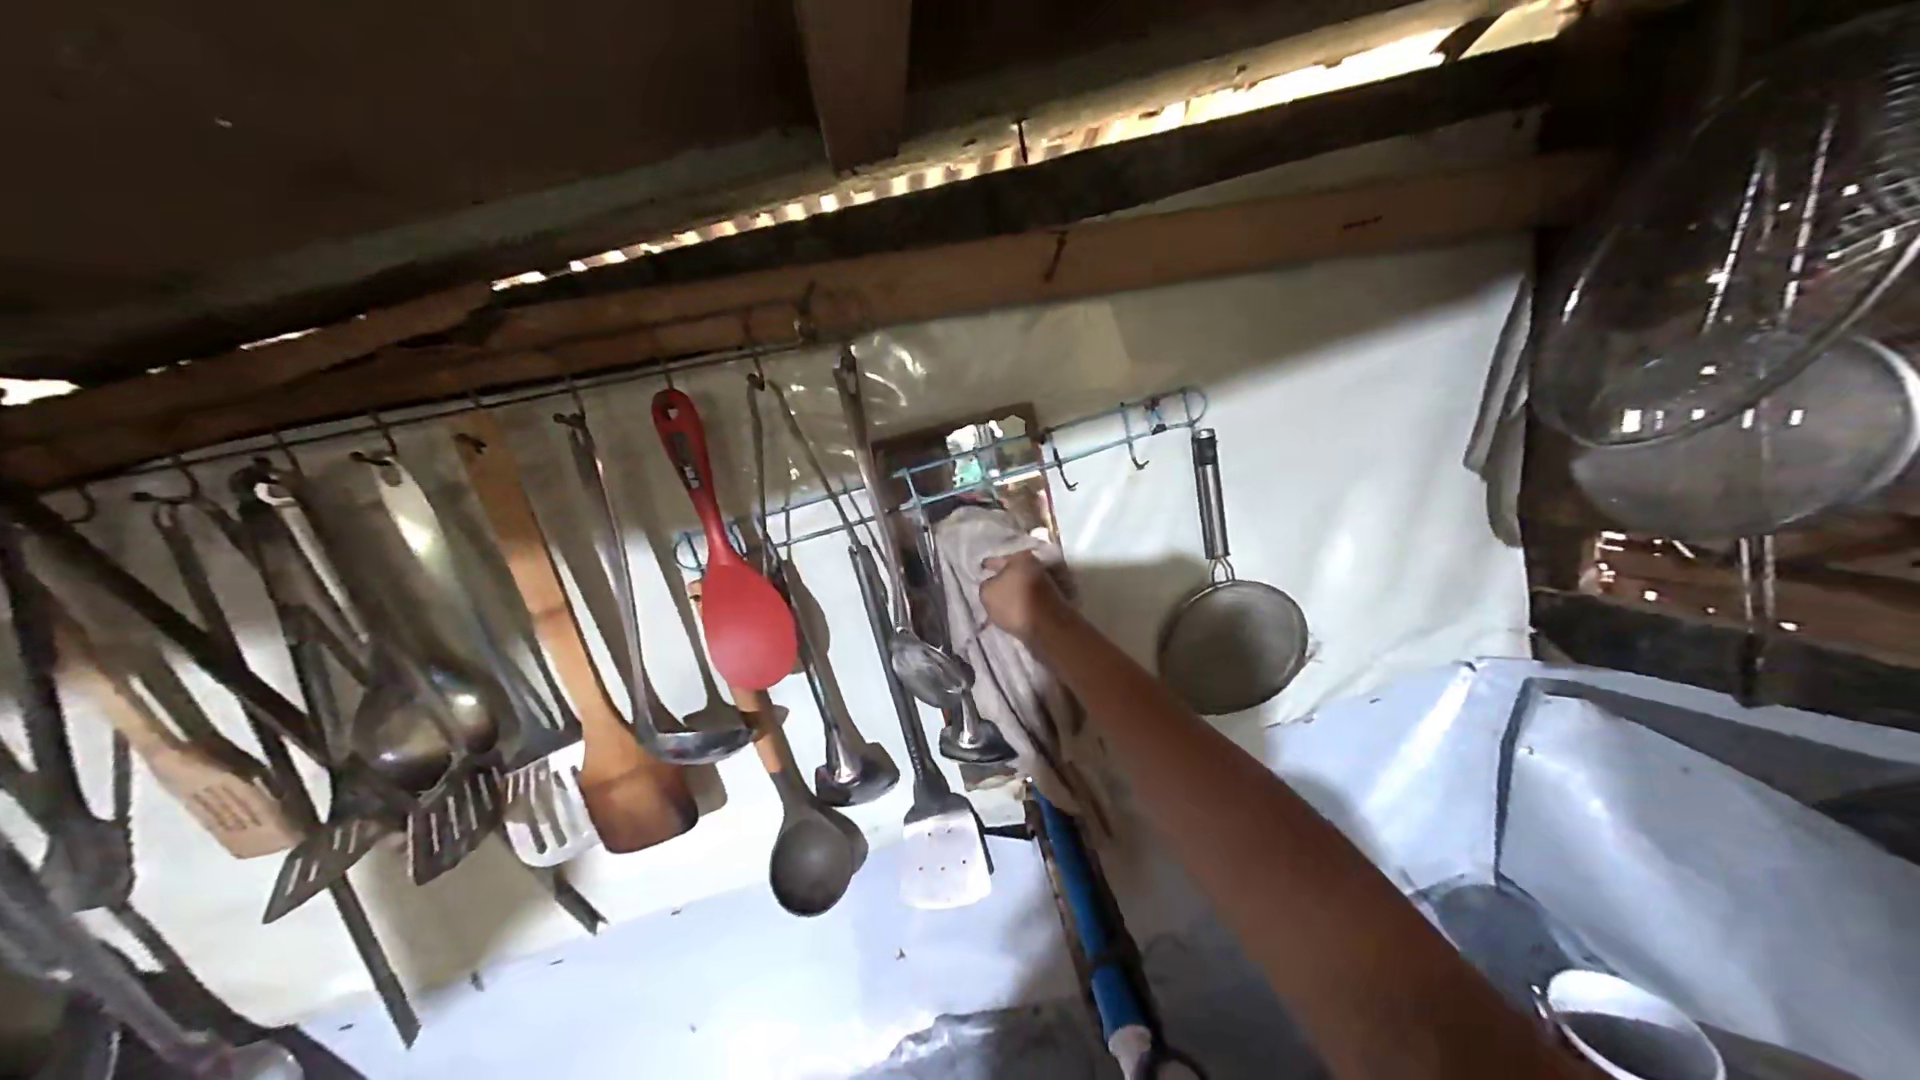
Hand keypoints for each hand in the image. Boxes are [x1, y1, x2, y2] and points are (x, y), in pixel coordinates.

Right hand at [979, 551, 1069, 641]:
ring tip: (1000, 603)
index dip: (988, 564)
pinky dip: (1021, 602)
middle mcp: (1035, 566)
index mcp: (1020, 558)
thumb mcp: (987, 592)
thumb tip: (992, 585)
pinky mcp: (1050, 600)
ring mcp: (1045, 583)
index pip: (997, 560)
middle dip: (1002, 578)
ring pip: (1021, 585)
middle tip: (989, 586)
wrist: (1047, 627)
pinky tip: (1012, 611)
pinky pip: (1029, 598)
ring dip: (1012, 592)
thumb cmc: (1014, 603)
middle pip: (1012, 571)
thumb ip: (986, 585)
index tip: (982, 568)